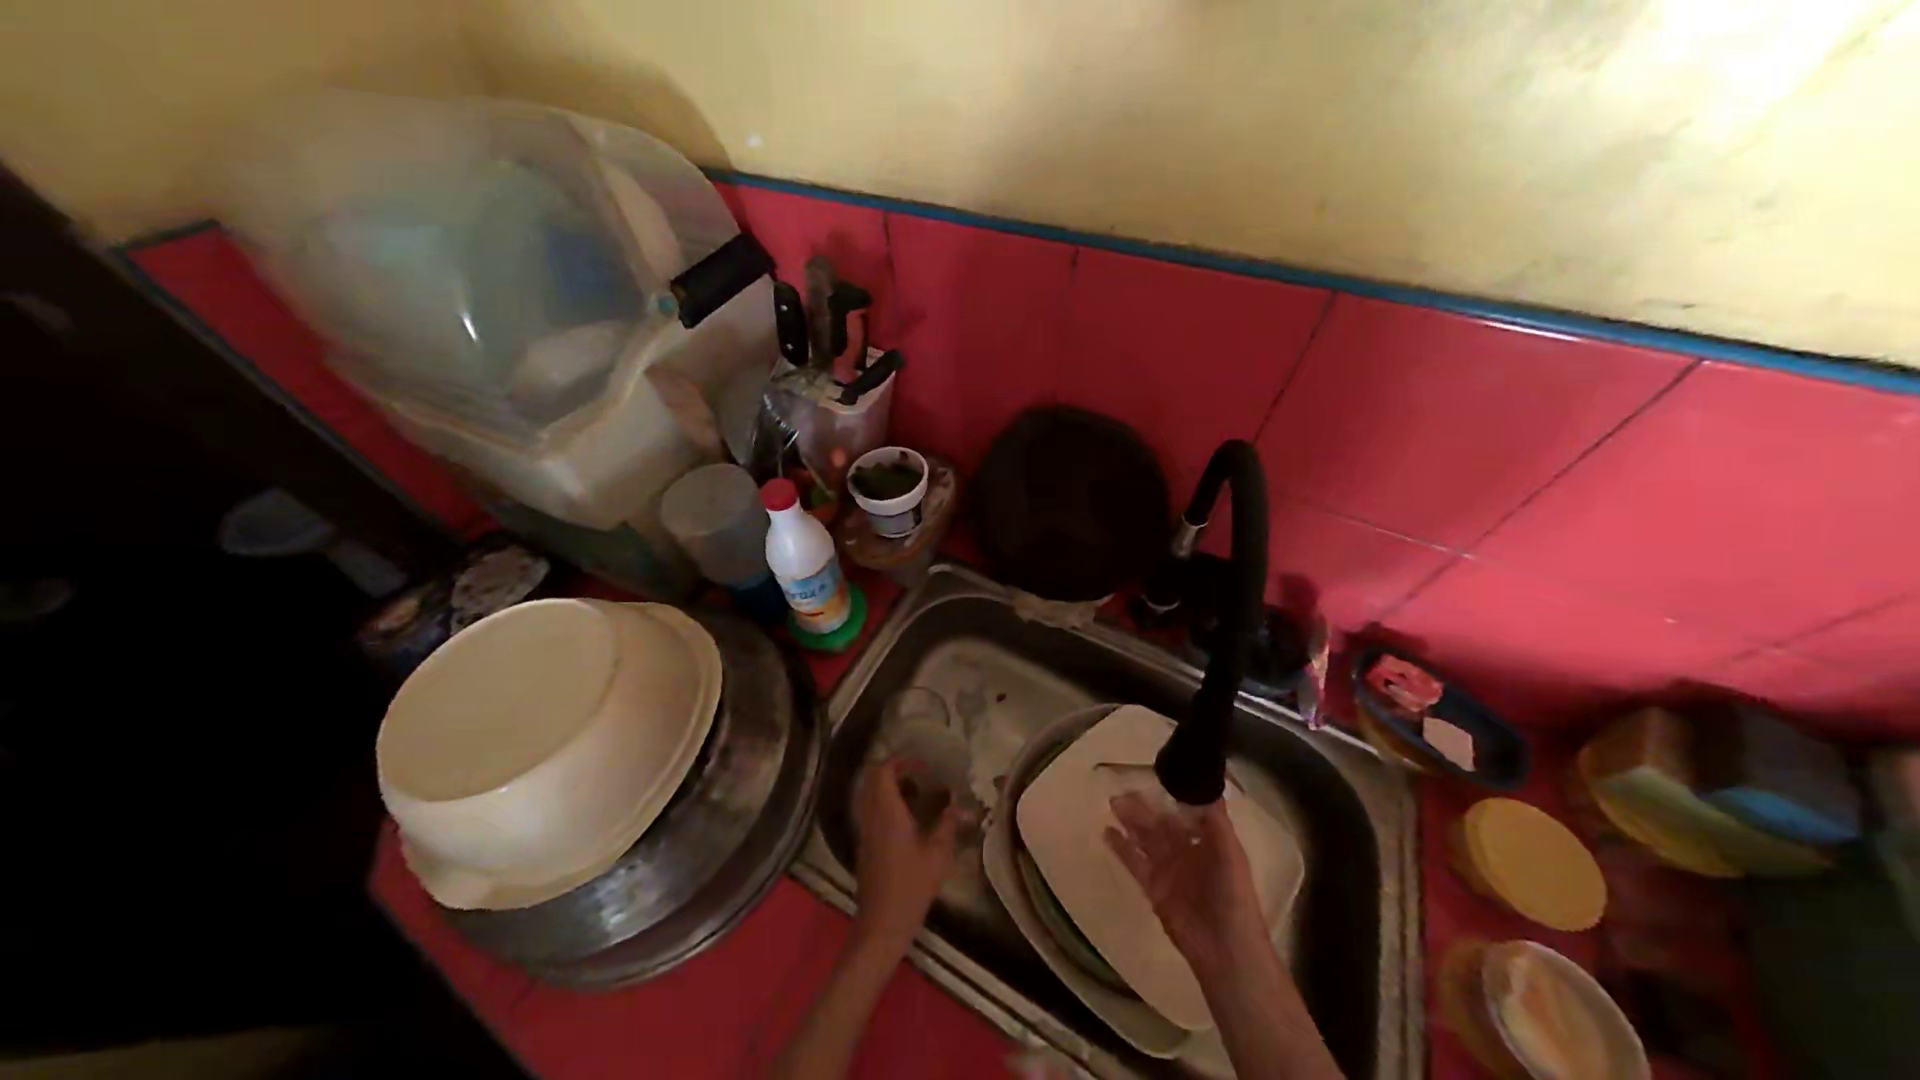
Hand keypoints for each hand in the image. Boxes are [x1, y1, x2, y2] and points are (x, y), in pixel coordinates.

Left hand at [851, 756, 964, 944]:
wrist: (881, 923)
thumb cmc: (911, 886)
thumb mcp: (938, 855)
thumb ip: (949, 825)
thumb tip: (962, 807)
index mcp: (887, 813)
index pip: (883, 772)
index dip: (900, 761)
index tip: (923, 764)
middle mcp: (870, 817)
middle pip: (872, 780)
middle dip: (894, 771)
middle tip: (920, 775)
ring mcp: (864, 831)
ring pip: (869, 795)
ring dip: (889, 787)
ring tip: (917, 794)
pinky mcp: (864, 845)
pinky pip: (870, 811)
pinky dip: (885, 804)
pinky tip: (908, 819)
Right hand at [1104, 792, 1265, 976]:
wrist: (1225, 948)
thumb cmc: (1232, 896)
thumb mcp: (1230, 853)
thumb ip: (1215, 820)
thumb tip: (1205, 783)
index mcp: (1209, 841)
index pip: (1188, 812)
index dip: (1173, 795)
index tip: (1157, 775)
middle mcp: (1187, 852)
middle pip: (1162, 823)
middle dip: (1145, 806)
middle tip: (1125, 789)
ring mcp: (1168, 869)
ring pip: (1145, 838)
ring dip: (1131, 821)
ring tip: (1113, 803)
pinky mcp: (1153, 887)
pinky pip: (1134, 862)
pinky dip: (1121, 847)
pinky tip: (1107, 832)